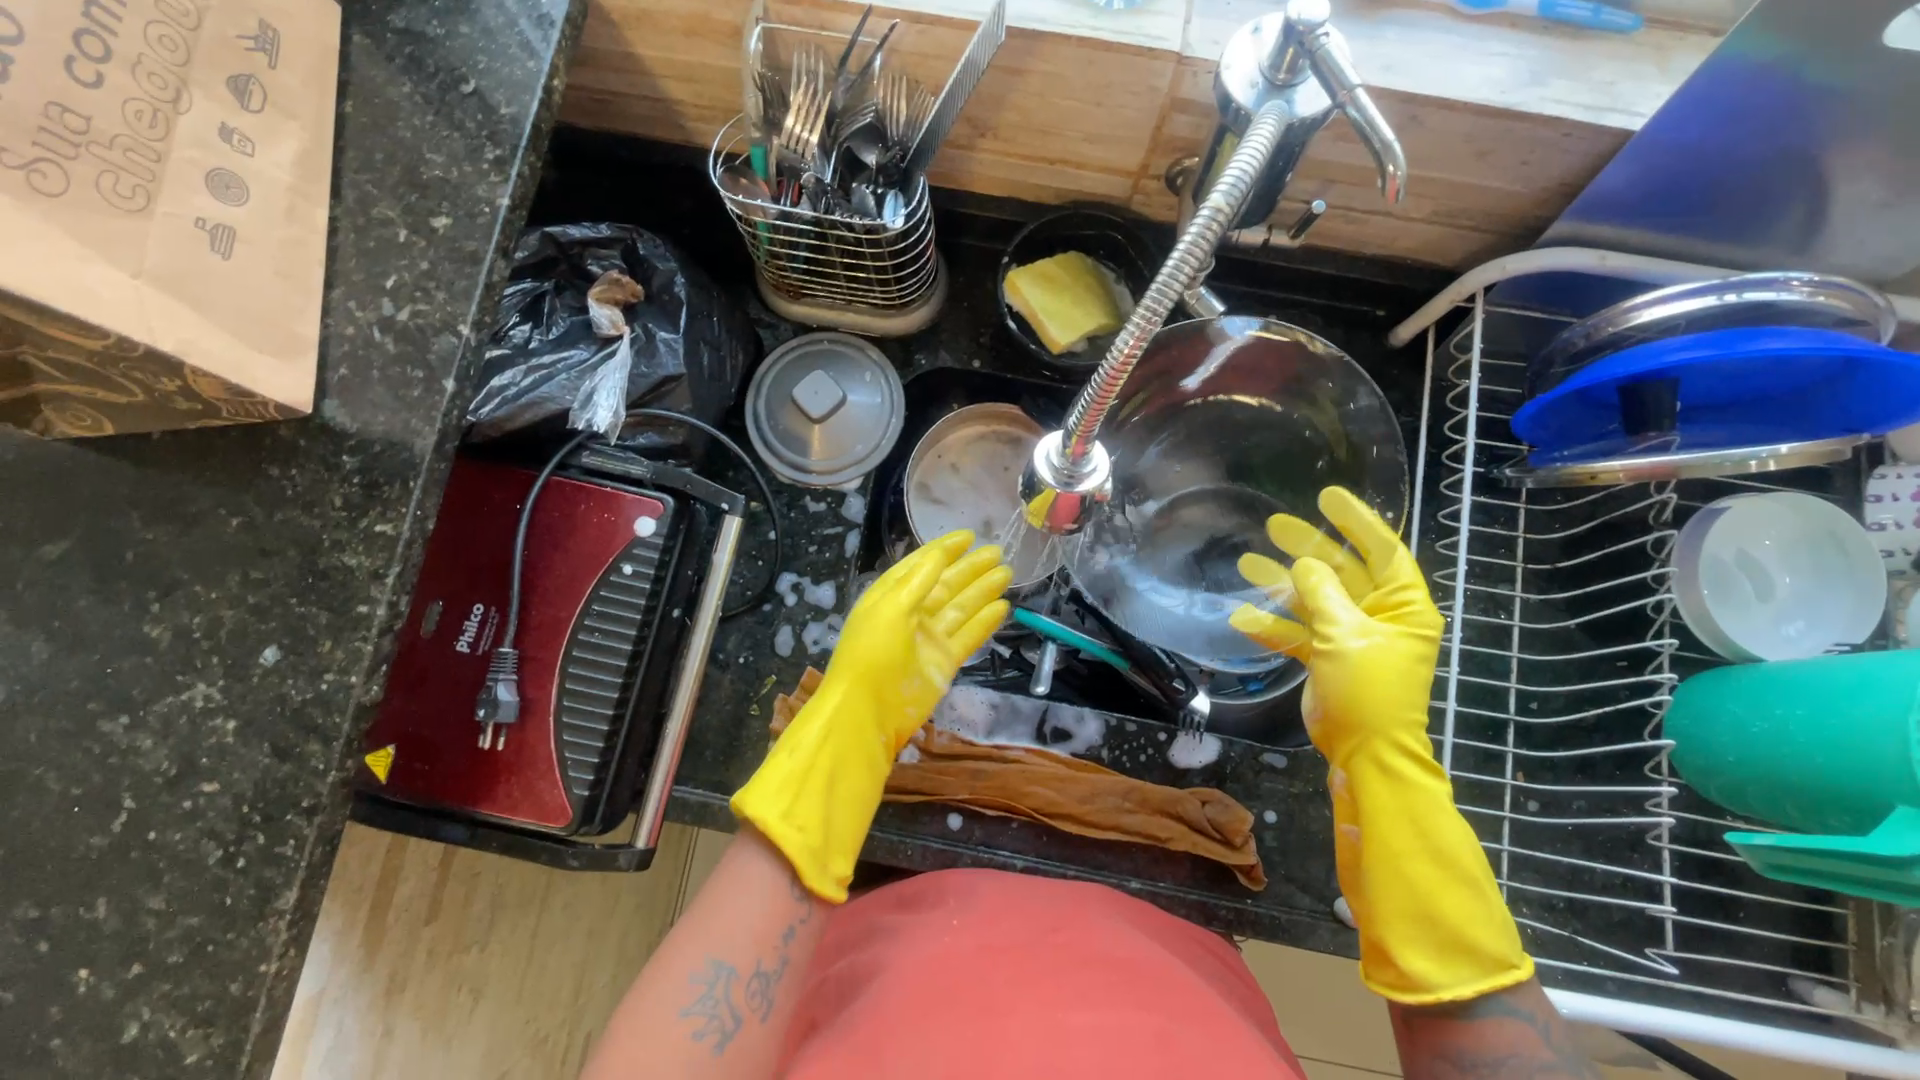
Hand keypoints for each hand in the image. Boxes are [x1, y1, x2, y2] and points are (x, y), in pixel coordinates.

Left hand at [731, 531, 1011, 902]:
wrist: (866, 712)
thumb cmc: (870, 653)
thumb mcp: (890, 607)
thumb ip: (919, 580)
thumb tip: (941, 554)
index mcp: (890, 597)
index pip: (921, 566)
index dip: (944, 550)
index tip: (969, 536)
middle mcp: (911, 615)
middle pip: (946, 585)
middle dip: (970, 568)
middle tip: (998, 552)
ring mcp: (928, 640)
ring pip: (961, 608)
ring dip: (982, 590)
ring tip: (1007, 573)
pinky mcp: (944, 663)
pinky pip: (968, 636)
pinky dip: (985, 622)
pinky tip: (1003, 607)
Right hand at [1228, 487, 1530, 1005]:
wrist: (1365, 754)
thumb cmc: (1369, 692)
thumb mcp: (1345, 637)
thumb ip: (1322, 595)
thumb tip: (1304, 564)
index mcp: (1402, 606)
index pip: (1382, 550)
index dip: (1355, 521)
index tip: (1327, 495)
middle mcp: (1380, 616)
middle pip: (1342, 571)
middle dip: (1309, 549)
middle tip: (1276, 524)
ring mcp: (1351, 638)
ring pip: (1314, 600)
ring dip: (1283, 584)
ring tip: (1247, 561)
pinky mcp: (1327, 659)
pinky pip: (1299, 634)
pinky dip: (1274, 627)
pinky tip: (1243, 618)